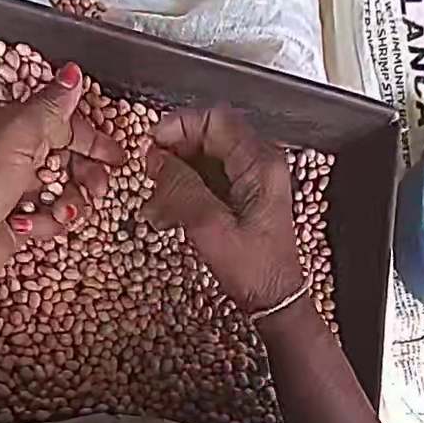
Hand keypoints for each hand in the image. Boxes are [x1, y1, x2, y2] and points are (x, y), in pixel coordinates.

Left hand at [0, 62, 123, 280]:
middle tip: (97, 189)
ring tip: (61, 211)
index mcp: (16, 129)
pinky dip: (47, 223)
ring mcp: (19, 191)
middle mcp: (18, 157)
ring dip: (69, 204)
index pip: (65, 127)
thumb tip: (73, 74)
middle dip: (87, 176)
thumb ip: (51, 107)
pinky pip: (50, 220)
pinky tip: (29, 224)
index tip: (116, 157)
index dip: (93, 140)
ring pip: (65, 193)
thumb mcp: (19, 135)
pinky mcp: (20, 220)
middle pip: (70, 161)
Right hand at [140, 107, 304, 314]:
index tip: (152, 145)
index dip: (180, 126)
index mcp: (260, 163)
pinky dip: (184, 194)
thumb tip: (154, 158)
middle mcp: (259, 165)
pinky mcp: (242, 201)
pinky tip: (165, 216)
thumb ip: (181, 188)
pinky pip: (208, 184)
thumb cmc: (253, 269)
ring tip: (154, 205)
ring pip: (204, 163)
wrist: (274, 301)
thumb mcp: (211, 227)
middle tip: (149, 175)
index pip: (216, 120)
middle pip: (208, 139)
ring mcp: (251, 183)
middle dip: (174, 155)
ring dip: (175, 179)